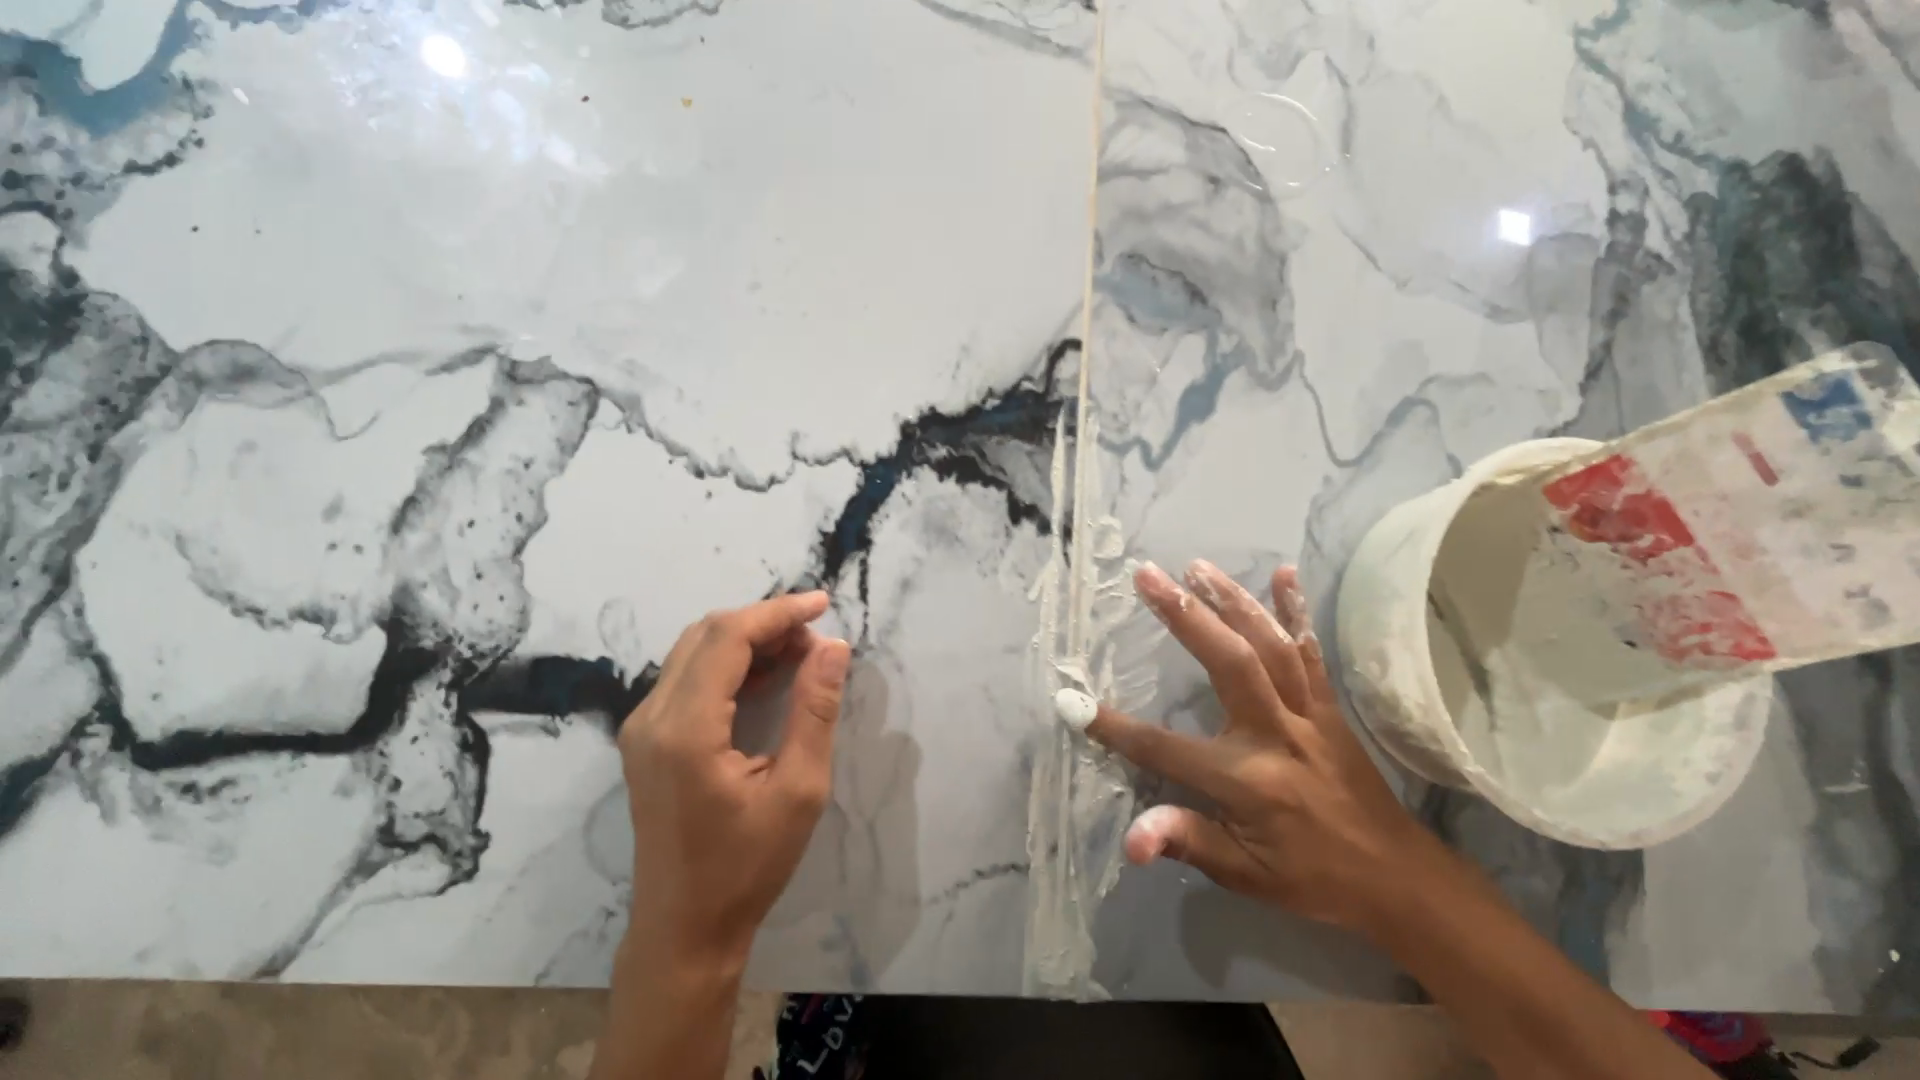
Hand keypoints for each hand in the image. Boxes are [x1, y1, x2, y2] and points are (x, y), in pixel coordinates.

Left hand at [617, 591, 850, 970]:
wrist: (684, 927)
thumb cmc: (747, 866)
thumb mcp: (798, 790)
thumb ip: (814, 711)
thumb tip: (834, 647)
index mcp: (686, 729)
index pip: (727, 638)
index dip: (777, 613)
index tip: (823, 605)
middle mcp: (652, 717)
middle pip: (705, 635)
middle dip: (764, 623)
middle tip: (816, 639)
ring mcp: (642, 729)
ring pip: (693, 652)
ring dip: (745, 642)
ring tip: (801, 654)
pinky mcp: (647, 741)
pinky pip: (686, 679)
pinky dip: (728, 666)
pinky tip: (767, 678)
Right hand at [1084, 561, 1442, 932]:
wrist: (1397, 878)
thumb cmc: (1312, 878)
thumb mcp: (1245, 875)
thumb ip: (1187, 842)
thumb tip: (1131, 841)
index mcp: (1248, 779)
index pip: (1167, 748)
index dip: (1118, 730)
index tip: (1076, 705)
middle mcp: (1277, 734)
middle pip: (1229, 662)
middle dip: (1185, 615)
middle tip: (1148, 576)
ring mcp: (1308, 714)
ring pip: (1269, 645)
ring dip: (1231, 600)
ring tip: (1196, 566)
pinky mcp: (1329, 708)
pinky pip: (1310, 652)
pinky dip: (1296, 610)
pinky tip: (1283, 573)